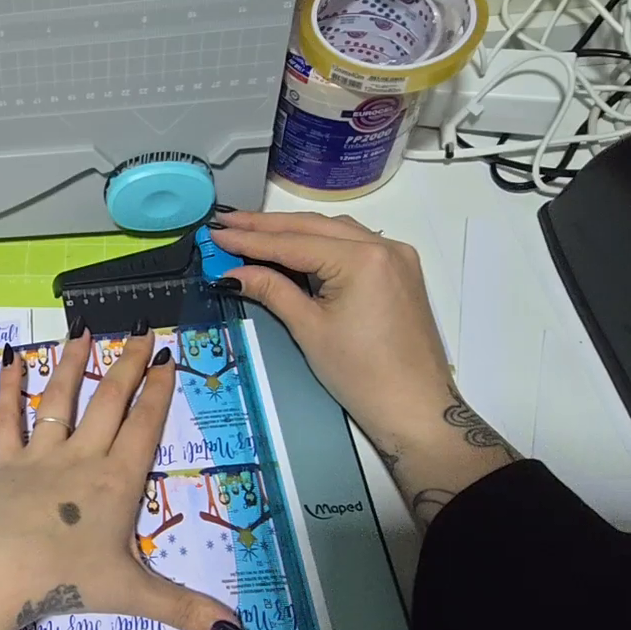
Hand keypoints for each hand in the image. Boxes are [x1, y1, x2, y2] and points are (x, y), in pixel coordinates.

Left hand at [0, 327, 250, 629]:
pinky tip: (11, 359)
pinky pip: (7, 419)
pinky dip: (10, 388)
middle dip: (129, 366)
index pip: (145, 427)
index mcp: (116, 482)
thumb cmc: (63, 579)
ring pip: (60, 399)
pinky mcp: (3, 463)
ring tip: (83, 332)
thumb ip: (186, 609)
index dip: (160, 392)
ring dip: (73, 365)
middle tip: (142, 331)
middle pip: (109, 403)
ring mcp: (39, 456)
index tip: (169, 358)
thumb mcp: (132, 595)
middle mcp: (81, 458)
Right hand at [209, 210, 452, 448]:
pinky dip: (318, 243)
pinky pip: (351, 244)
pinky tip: (292, 247)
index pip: (293, 243)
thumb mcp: (308, 329)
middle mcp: (384, 246)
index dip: (250, 238)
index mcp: (362, 259)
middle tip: (225, 222)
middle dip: (267, 225)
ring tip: (251, 232)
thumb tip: (230, 274)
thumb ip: (271, 291)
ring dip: (292, 230)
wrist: (414, 407)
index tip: (215, 231)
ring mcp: (396, 256)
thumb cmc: (359, 373)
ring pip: (334, 231)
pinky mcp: (399, 270)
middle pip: (314, 227)